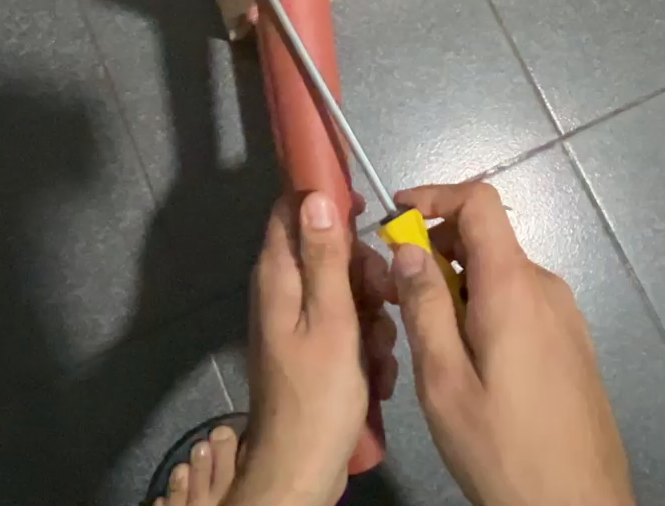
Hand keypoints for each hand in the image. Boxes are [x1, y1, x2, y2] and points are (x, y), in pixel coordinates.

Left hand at [228, 191, 397, 505]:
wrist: (301, 468)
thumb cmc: (318, 392)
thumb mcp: (330, 319)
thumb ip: (324, 257)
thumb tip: (316, 196)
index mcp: (278, 273)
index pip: (291, 210)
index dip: (325, 201)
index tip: (364, 212)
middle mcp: (282, 287)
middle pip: (327, 250)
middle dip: (364, 270)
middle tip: (386, 297)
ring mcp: (297, 317)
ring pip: (343, 287)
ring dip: (371, 312)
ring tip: (381, 349)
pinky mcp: (311, 344)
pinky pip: (345, 322)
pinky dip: (365, 339)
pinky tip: (376, 369)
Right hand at [390, 183, 633, 505]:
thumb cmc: (503, 448)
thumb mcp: (444, 380)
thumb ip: (424, 305)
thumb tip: (407, 247)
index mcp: (512, 286)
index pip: (479, 201)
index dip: (435, 195)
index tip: (396, 214)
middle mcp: (544, 286)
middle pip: (486, 236)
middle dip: (437, 248)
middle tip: (400, 290)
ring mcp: (564, 314)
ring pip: (500, 271)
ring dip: (459, 282)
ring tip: (430, 333)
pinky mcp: (572, 341)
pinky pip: (520, 299)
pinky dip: (485, 303)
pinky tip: (469, 356)